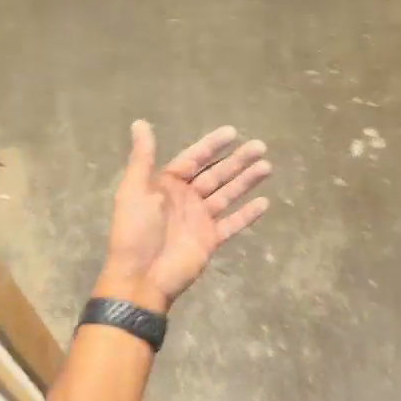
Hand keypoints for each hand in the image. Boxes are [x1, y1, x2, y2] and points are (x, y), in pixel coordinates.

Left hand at [102, 121, 271, 311]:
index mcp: (167, 184)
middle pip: (216, 174)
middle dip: (238, 160)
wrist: (141, 277)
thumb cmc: (135, 232)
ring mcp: (200, 219)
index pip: (194, 159)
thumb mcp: (133, 190)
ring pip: (228, 194)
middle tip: (260, 146)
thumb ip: (142, 158)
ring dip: (247, 181)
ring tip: (267, 166)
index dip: (212, 145)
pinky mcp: (211, 239)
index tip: (233, 132)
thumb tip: (139, 123)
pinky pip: (233, 223)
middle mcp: (186, 198)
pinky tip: (265, 202)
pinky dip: (248, 214)